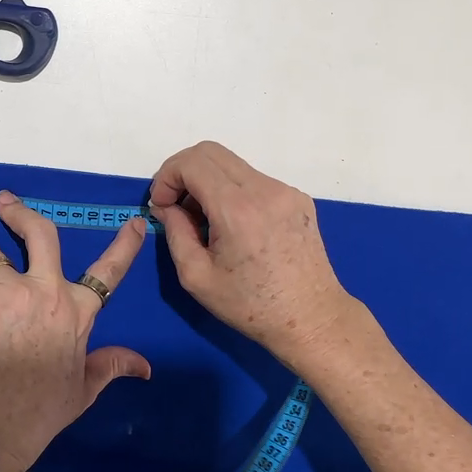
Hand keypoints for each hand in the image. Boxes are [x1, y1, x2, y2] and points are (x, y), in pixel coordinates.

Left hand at [0, 191, 150, 471]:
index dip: (124, 246)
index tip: (135, 222)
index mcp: (78, 311)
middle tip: (6, 200)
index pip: (109, 272)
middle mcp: (46, 290)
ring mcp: (9, 291)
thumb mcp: (85, 388)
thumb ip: (111, 365)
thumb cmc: (43, 409)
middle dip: (22, 213)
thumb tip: (145, 366)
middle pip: (41, 235)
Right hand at [149, 141, 357, 367]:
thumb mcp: (196, 276)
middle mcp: (265, 189)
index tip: (161, 205)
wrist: (310, 319)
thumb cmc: (250, 306)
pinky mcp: (298, 198)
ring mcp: (285, 191)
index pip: (192, 163)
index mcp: (237, 209)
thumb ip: (175, 232)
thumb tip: (165, 206)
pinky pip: (253, 180)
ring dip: (207, 182)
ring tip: (203, 220)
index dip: (166, 177)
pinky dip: (231, 191)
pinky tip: (232, 226)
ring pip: (232, 165)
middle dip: (183, 173)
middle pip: (210, 152)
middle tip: (175, 206)